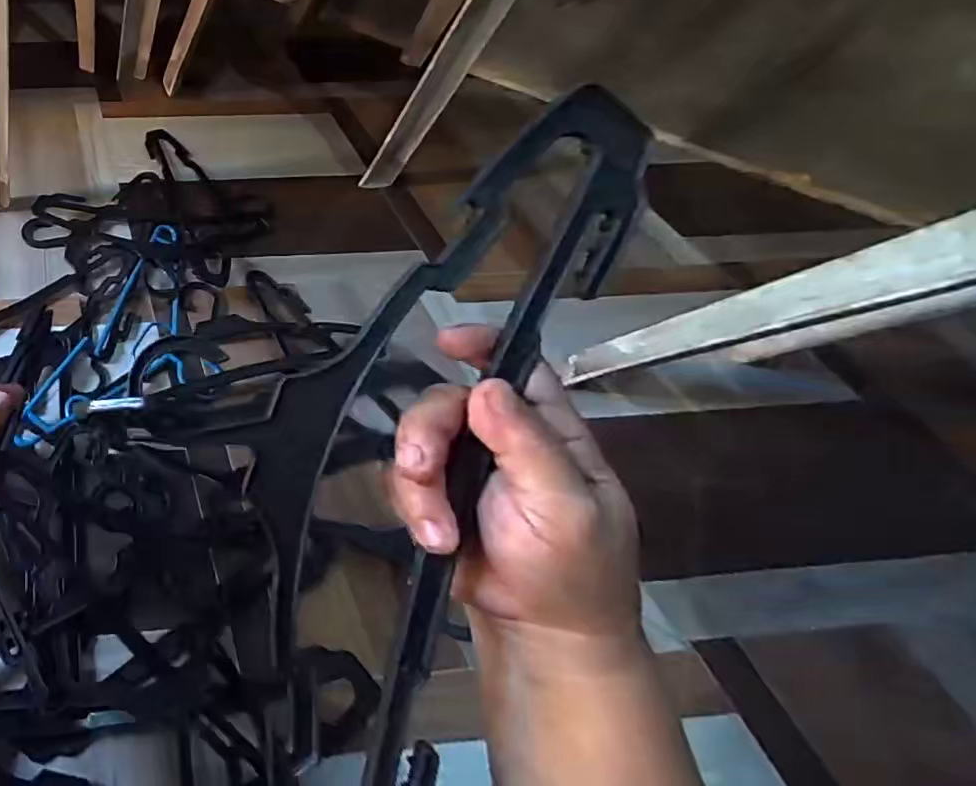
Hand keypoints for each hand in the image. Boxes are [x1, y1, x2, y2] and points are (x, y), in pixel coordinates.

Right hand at [388, 325, 640, 657]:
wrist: (539, 632)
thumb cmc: (574, 569)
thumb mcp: (566, 507)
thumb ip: (529, 446)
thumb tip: (487, 386)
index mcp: (545, 430)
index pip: (517, 367)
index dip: (482, 346)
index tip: (444, 343)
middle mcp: (498, 437)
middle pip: (445, 401)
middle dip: (425, 432)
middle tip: (418, 466)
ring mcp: (461, 464)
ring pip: (414, 437)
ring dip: (416, 483)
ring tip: (436, 531)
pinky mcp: (432, 492)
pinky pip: (400, 476)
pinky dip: (410, 505)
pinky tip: (433, 539)